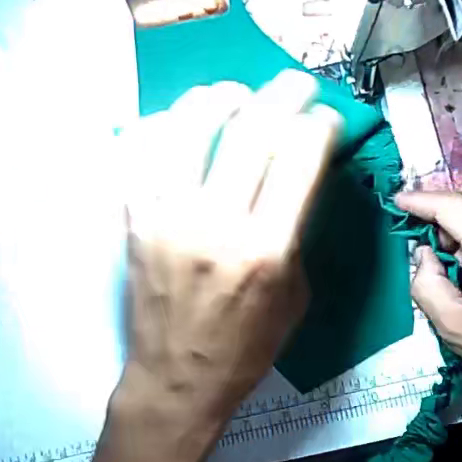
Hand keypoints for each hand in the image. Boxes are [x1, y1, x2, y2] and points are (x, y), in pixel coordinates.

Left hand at [113, 71, 340, 458]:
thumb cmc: (248, 346)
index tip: (328, 118)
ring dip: (225, 94)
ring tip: (240, 92)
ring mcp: (167, 214)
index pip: (299, 159)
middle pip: (253, 129)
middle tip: (298, 84)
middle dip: (285, 94)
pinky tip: (189, 119)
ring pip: (193, 123)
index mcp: (267, 250)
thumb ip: (297, 231)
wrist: (176, 377)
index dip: (320, 125)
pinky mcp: (134, 216)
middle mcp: (216, 223)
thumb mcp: (295, 294)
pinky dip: (170, 121)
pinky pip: (146, 147)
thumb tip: (301, 175)